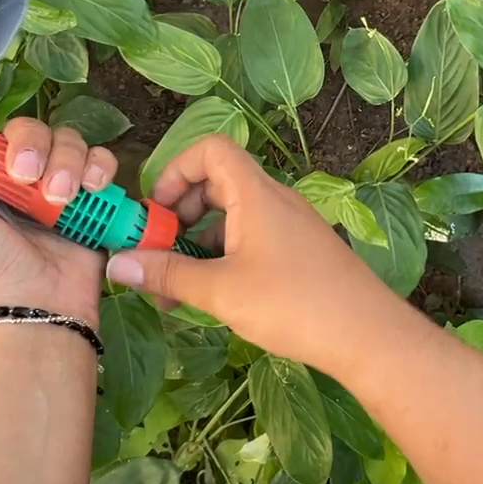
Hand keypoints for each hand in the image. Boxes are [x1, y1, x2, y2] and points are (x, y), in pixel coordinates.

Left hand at [0, 59, 117, 325]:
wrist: (29, 314)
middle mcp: (12, 180)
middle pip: (28, 129)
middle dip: (32, 145)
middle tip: (26, 176)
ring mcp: (53, 191)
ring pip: (68, 142)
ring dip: (66, 162)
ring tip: (60, 198)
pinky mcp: (88, 204)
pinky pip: (100, 164)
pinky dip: (98, 170)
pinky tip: (90, 189)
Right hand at [103, 135, 408, 372]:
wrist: (366, 334)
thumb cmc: (292, 303)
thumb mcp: (221, 291)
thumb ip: (168, 275)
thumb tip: (115, 265)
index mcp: (255, 194)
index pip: (211, 150)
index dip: (176, 170)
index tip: (155, 211)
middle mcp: (274, 199)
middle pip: (218, 182)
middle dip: (181, 212)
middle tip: (158, 249)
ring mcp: (290, 224)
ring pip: (233, 215)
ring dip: (200, 241)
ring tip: (175, 287)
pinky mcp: (300, 250)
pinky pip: (252, 236)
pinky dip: (225, 254)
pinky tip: (213, 293)